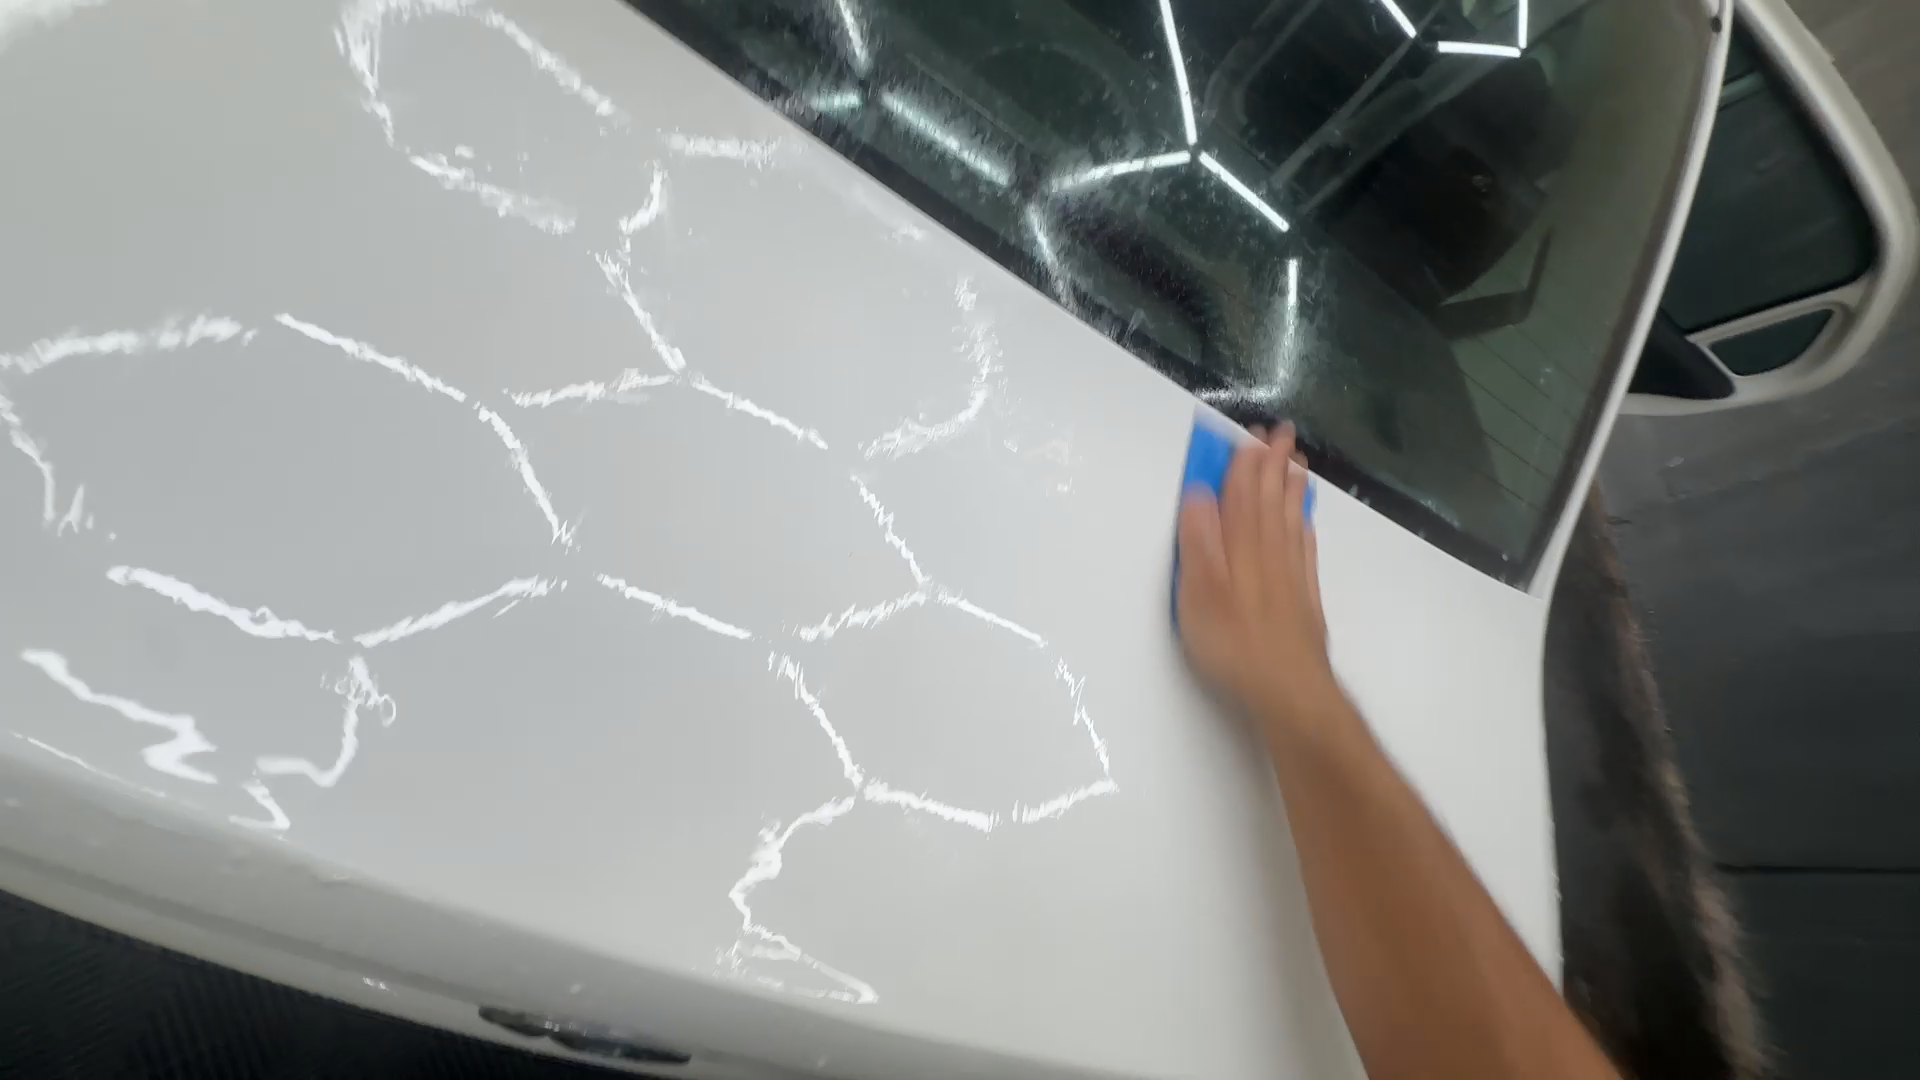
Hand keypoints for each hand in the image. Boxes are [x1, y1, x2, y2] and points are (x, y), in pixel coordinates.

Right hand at [1176, 422, 1336, 735]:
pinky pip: (1306, 549)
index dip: (1246, 464)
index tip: (1251, 433)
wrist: (1288, 691)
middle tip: (1281, 433)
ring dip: (1292, 488)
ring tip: (1296, 462)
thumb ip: (1198, 542)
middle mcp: (1270, 553)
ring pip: (1292, 520)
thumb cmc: (1232, 644)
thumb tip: (1198, 494)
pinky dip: (1304, 527)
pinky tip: (1305, 520)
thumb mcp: (1199, 593)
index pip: (1243, 496)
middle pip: (1271, 501)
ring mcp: (1292, 576)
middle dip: (1273, 465)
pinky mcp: (1304, 599)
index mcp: (1241, 548)